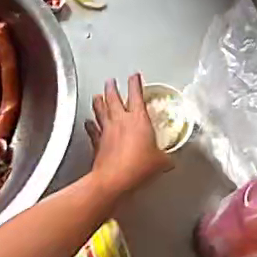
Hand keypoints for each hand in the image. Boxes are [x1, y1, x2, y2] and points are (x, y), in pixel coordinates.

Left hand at [85, 74, 170, 196]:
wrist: (114, 180)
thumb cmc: (139, 167)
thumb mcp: (160, 162)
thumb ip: (164, 158)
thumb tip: (169, 161)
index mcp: (138, 119)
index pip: (137, 95)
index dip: (135, 84)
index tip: (134, 76)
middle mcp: (121, 121)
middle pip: (114, 99)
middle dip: (112, 88)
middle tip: (110, 81)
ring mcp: (106, 131)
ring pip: (100, 111)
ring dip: (99, 102)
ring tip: (97, 95)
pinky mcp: (97, 144)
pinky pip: (92, 130)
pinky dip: (90, 125)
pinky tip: (88, 122)